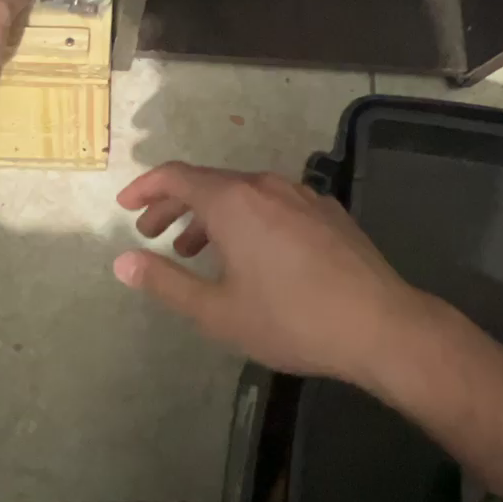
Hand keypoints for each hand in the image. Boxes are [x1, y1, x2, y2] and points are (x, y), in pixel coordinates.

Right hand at [113, 163, 433, 384]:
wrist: (380, 325)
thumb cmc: (290, 319)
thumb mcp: (217, 311)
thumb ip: (165, 282)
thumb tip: (121, 262)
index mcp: (233, 201)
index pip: (176, 176)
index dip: (145, 188)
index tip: (125, 207)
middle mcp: (265, 186)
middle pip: (208, 182)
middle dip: (174, 205)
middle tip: (152, 234)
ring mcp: (301, 195)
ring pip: (243, 194)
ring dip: (211, 215)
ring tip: (195, 250)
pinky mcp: (327, 211)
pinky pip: (273, 204)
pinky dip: (247, 219)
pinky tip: (252, 254)